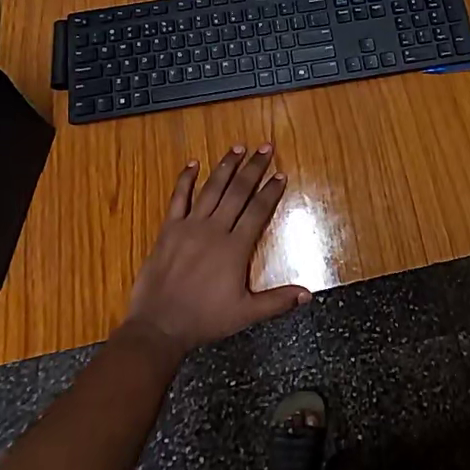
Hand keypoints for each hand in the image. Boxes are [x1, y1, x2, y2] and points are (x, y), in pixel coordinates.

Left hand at [124, 143, 311, 358]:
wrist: (161, 322)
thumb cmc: (204, 319)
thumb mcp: (246, 314)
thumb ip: (278, 301)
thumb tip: (308, 293)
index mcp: (234, 248)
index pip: (257, 211)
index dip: (270, 191)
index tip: (280, 175)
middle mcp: (214, 230)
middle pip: (238, 192)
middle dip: (253, 168)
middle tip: (265, 148)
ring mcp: (189, 226)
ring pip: (211, 189)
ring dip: (225, 167)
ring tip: (237, 148)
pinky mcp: (169, 228)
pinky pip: (179, 197)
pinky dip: (185, 179)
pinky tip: (193, 164)